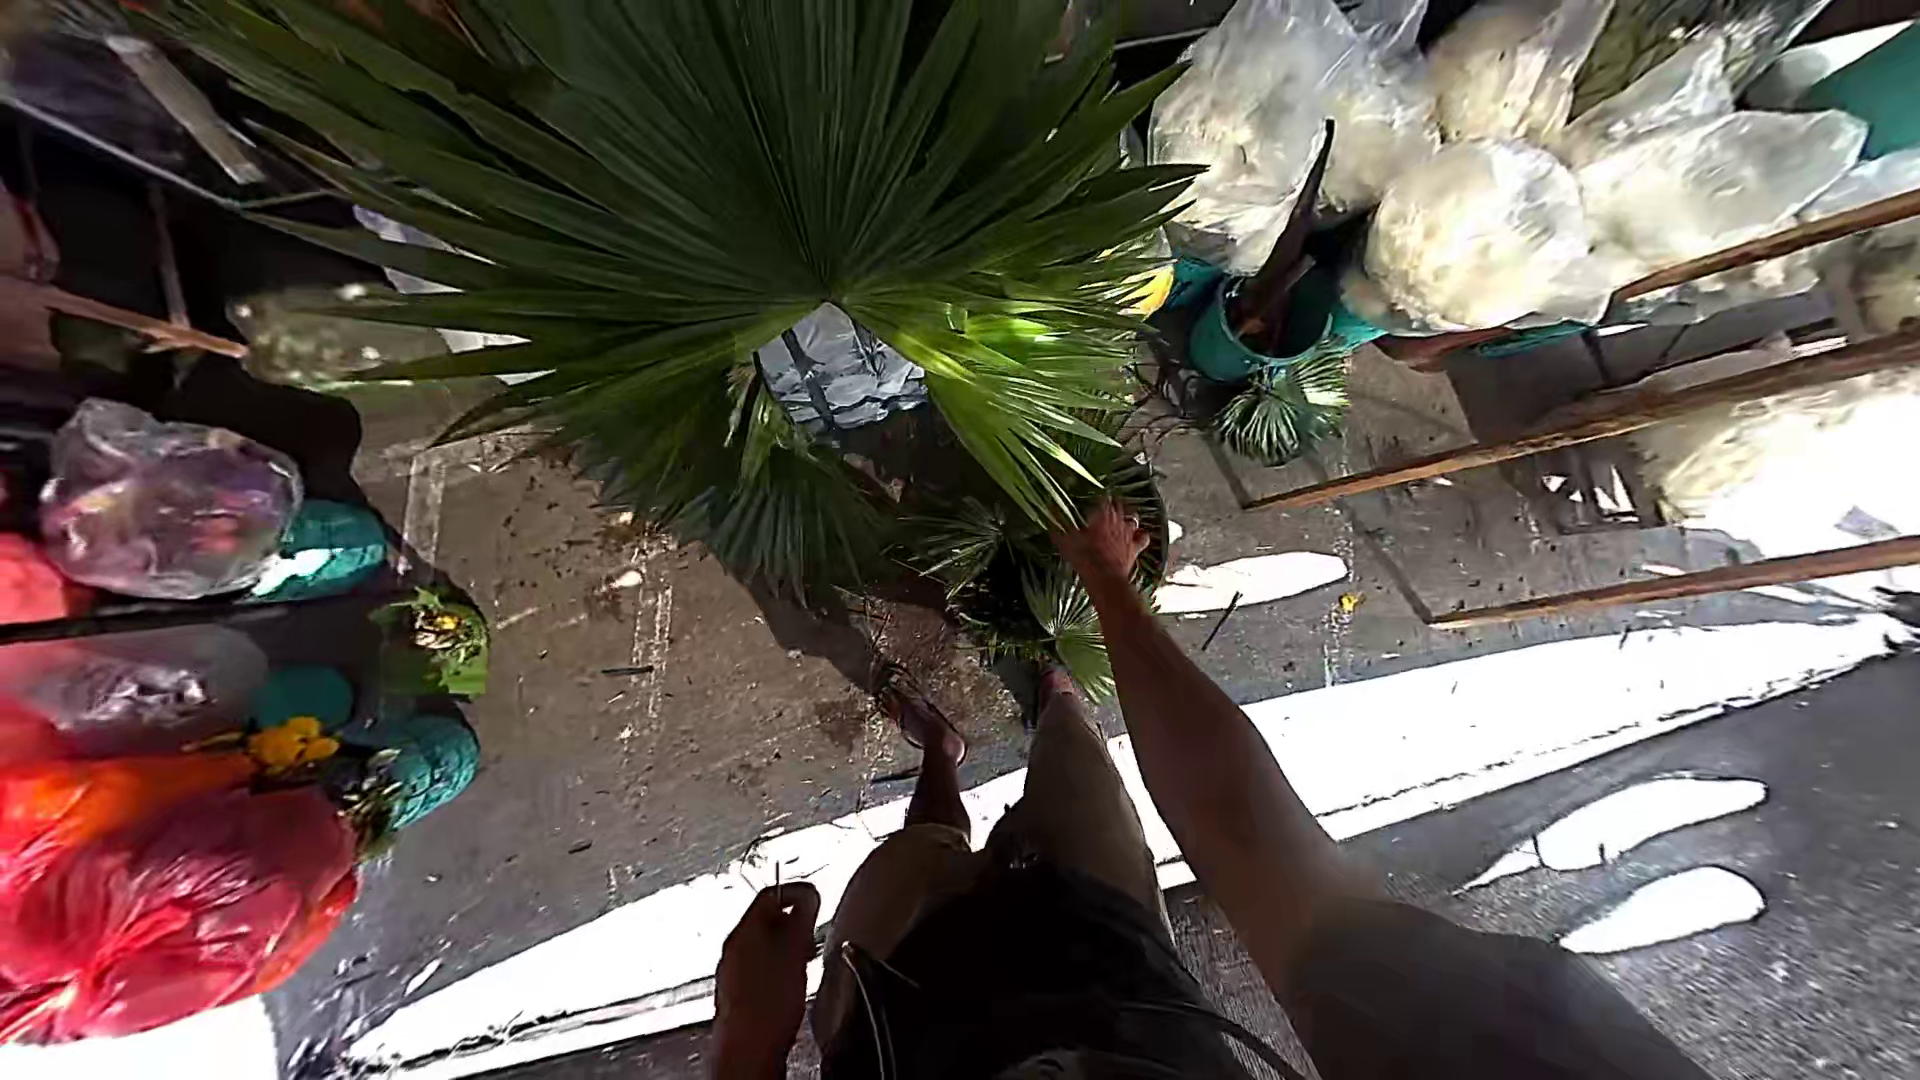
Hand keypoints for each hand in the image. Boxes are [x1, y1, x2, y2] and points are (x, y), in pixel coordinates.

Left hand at [712, 882, 819, 1078]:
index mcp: (743, 932)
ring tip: (804, 956)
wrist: (747, 1057)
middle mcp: (733, 949)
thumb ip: (804, 917)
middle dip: (793, 920)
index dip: (795, 891)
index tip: (813, 896)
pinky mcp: (737, 995)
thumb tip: (809, 895)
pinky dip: (778, 964)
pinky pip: (760, 966)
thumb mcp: (796, 950)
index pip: (770, 894)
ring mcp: (732, 973)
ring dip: (787, 943)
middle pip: (766, 918)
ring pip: (763, 942)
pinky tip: (790, 981)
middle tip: (811, 929)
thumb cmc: (767, 1008)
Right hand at [1054, 498, 1149, 587]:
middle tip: (1105, 506)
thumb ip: (1058, 529)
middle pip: (1119, 504)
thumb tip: (1049, 519)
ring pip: (1133, 518)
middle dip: (1112, 504)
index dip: (1098, 497)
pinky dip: (1140, 535)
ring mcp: (1128, 533)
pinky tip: (1136, 536)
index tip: (1093, 499)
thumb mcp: (1066, 542)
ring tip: (1121, 520)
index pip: (1103, 498)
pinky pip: (1143, 537)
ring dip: (1127, 518)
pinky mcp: (1135, 547)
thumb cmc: (1085, 557)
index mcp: (1102, 514)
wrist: (1104, 578)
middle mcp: (1118, 520)